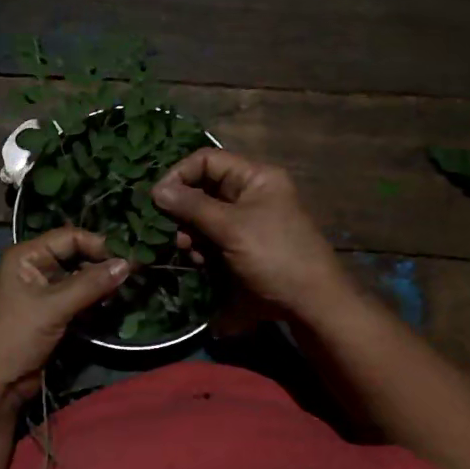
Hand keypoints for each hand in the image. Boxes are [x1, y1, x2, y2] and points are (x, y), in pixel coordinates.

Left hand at [0, 228, 130, 398]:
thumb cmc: (16, 336)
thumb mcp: (53, 307)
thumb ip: (90, 285)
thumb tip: (127, 264)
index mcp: (27, 255)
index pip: (69, 237)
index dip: (98, 244)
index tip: (128, 257)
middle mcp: (36, 267)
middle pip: (77, 255)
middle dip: (103, 264)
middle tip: (135, 274)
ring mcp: (45, 290)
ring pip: (80, 278)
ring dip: (102, 283)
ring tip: (128, 289)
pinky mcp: (53, 312)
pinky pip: (80, 298)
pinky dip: (95, 300)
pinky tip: (114, 304)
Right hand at [150, 148, 348, 316]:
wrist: (313, 308)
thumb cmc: (275, 258)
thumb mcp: (231, 228)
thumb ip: (192, 206)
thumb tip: (156, 190)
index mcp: (255, 178)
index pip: (206, 161)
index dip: (179, 175)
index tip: (157, 199)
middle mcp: (250, 194)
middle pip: (202, 188)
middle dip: (183, 209)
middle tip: (175, 232)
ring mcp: (247, 221)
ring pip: (203, 215)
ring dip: (191, 232)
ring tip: (190, 251)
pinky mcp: (243, 246)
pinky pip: (212, 236)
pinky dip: (201, 247)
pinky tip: (201, 262)